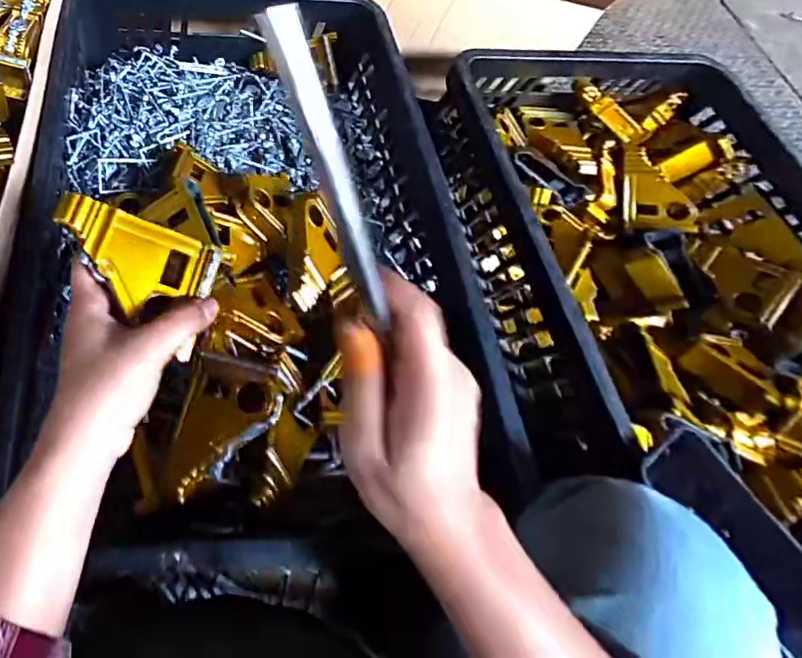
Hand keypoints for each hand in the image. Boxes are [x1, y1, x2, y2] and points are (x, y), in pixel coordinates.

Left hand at [35, 260, 218, 469]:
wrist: (86, 446)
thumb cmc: (104, 389)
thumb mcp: (148, 348)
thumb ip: (181, 322)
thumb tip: (209, 304)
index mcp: (88, 304)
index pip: (90, 257)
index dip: (112, 240)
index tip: (143, 230)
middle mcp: (92, 318)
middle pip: (120, 282)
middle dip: (149, 273)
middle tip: (179, 263)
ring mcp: (102, 342)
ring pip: (133, 310)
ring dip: (157, 305)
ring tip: (186, 296)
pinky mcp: (115, 364)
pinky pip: (139, 336)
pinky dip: (158, 331)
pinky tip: (179, 334)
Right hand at [338, 274, 494, 557]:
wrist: (449, 526)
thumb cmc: (402, 491)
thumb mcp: (362, 443)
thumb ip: (359, 381)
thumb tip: (352, 326)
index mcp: (431, 383)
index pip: (419, 312)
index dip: (389, 285)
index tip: (355, 275)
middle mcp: (453, 372)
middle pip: (417, 316)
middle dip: (378, 309)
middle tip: (344, 327)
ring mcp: (458, 377)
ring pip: (417, 332)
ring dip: (384, 332)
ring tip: (358, 362)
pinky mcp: (454, 383)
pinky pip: (421, 348)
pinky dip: (395, 348)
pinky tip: (378, 380)